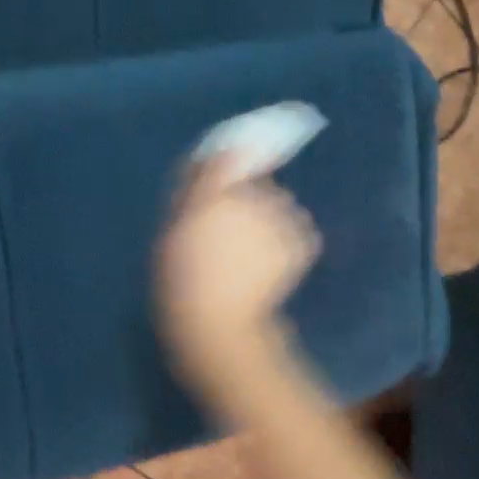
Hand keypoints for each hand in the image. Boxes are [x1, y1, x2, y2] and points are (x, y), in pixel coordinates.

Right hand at [156, 150, 319, 386]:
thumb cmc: (181, 281)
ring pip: (280, 206)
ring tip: (250, 257)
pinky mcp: (304, 240)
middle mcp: (254, 195)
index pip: (230, 154)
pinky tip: (268, 268)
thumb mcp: (174, 232)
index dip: (230, 162)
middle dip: (249, 201)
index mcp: (215, 191)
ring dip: (269, 222)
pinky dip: (287, 243)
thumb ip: (195, 190)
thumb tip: (215, 157)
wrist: (219, 324)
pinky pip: (297, 231)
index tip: (226, 177)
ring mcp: (283, 217)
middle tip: (230, 236)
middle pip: (258, 184)